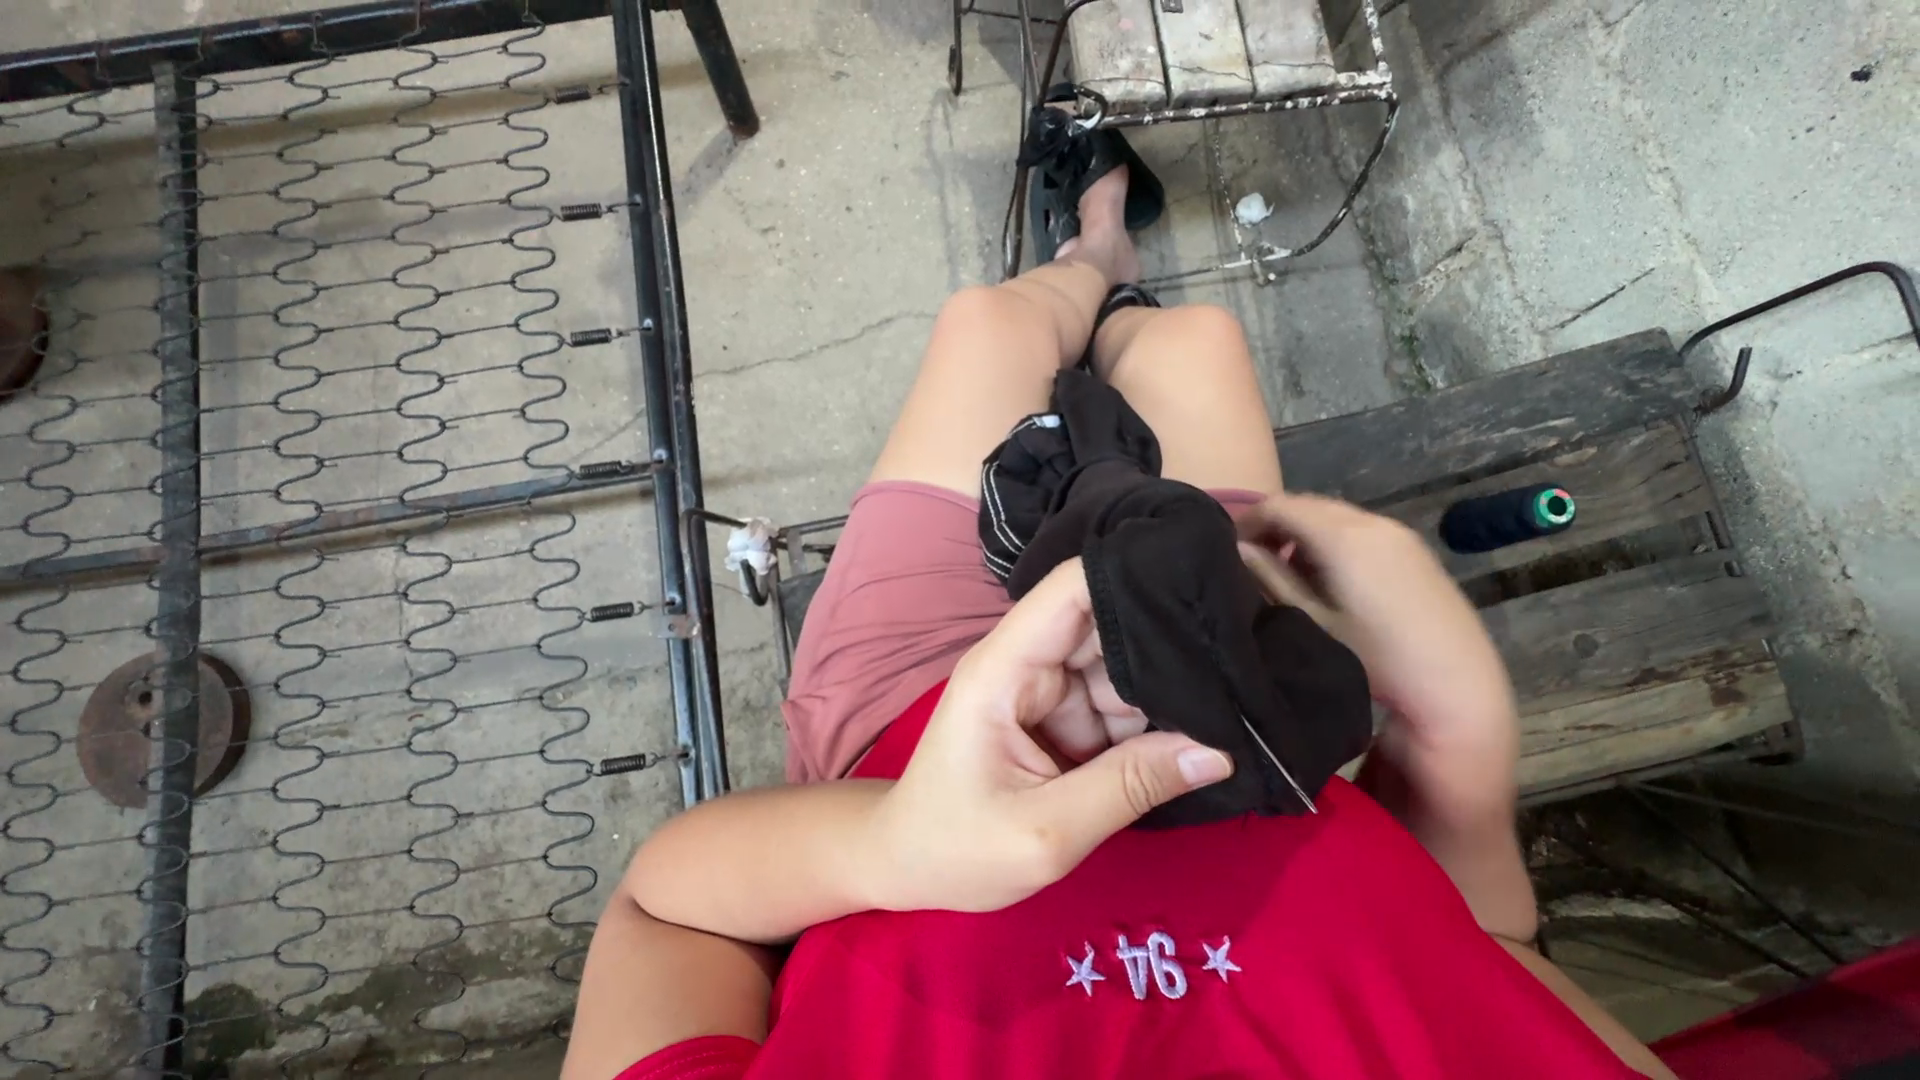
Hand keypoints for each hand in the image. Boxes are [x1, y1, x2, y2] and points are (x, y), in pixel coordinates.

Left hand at [865, 559, 1233, 913]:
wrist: (906, 867)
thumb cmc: (956, 849)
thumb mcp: (1045, 833)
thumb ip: (1128, 787)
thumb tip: (1218, 751)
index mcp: (1004, 669)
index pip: (1070, 589)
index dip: (1131, 572)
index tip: (1202, 580)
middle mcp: (1025, 664)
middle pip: (1105, 625)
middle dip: (1166, 639)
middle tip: (1240, 656)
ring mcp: (1042, 690)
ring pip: (1118, 667)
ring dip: (1165, 685)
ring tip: (1234, 700)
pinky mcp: (1057, 719)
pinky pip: (1114, 705)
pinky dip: (1150, 720)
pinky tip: (1200, 730)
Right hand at [1234, 493, 1517, 762]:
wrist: (1459, 683)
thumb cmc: (1376, 657)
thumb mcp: (1312, 621)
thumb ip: (1270, 578)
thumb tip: (1238, 549)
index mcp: (1343, 536)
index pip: (1280, 505)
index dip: (1247, 520)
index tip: (1227, 548)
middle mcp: (1372, 522)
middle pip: (1308, 505)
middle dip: (1274, 525)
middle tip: (1251, 559)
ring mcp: (1398, 534)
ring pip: (1334, 516)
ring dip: (1302, 533)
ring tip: (1284, 571)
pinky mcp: (1414, 549)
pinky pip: (1358, 528)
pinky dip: (1330, 540)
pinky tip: (1324, 576)